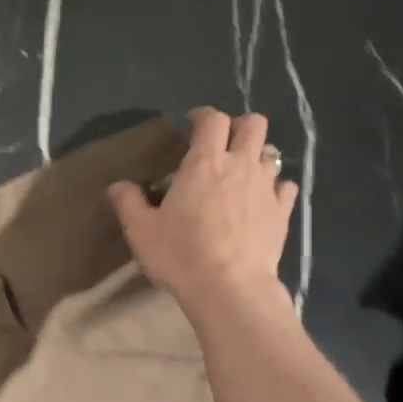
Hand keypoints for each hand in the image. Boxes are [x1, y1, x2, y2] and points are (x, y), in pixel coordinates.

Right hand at [108, 107, 299, 304]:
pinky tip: (261, 199)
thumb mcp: (140, 231)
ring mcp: (266, 185)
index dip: (203, 117)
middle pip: (253, 124)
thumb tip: (118, 185)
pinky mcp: (281, 209)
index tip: (192, 124)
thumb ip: (129, 203)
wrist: (227, 284)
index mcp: (205, 164)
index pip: (212, 121)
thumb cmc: (179, 254)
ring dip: (256, 154)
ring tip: (240, 172)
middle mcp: (241, 164)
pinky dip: (272, 186)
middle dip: (238, 125)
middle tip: (222, 141)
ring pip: (271, 152)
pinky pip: (283, 185)